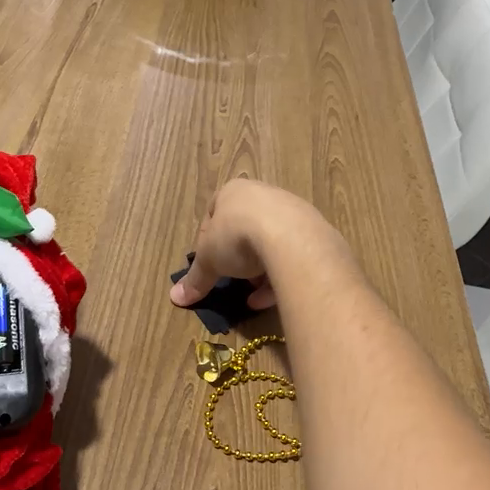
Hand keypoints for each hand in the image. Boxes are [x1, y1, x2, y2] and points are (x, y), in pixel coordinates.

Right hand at [170, 180, 331, 311]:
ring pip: (271, 242)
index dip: (208, 240)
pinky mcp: (313, 230)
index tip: (208, 263)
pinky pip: (292, 254)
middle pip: (245, 228)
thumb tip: (176, 297)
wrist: (290, 238)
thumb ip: (195, 278)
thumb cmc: (237, 237)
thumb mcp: (208, 260)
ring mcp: (291, 211)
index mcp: (233, 192)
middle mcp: (263, 195)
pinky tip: (270, 298)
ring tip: (253, 293)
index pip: (214, 212)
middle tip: (233, 277)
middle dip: (237, 257)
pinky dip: (279, 275)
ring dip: (260, 268)